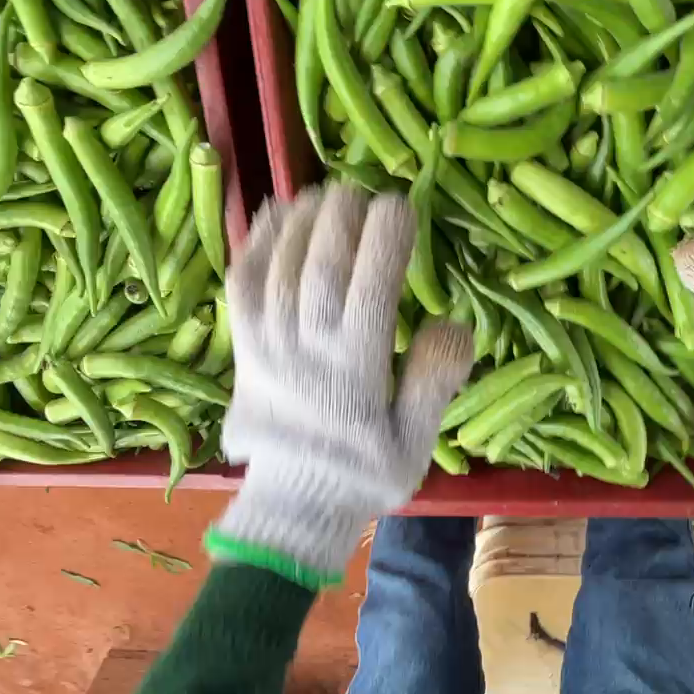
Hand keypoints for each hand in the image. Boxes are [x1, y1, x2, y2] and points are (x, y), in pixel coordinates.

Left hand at [213, 185, 472, 585]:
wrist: (292, 504)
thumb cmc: (362, 473)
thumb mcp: (416, 444)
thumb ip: (435, 382)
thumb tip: (452, 322)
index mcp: (354, 371)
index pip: (371, 288)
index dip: (387, 238)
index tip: (402, 206)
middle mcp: (306, 348)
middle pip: (323, 266)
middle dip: (346, 217)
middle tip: (366, 189)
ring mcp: (266, 344)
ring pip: (282, 266)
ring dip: (306, 220)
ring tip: (329, 192)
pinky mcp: (241, 345)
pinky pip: (242, 283)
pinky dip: (259, 243)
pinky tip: (277, 214)